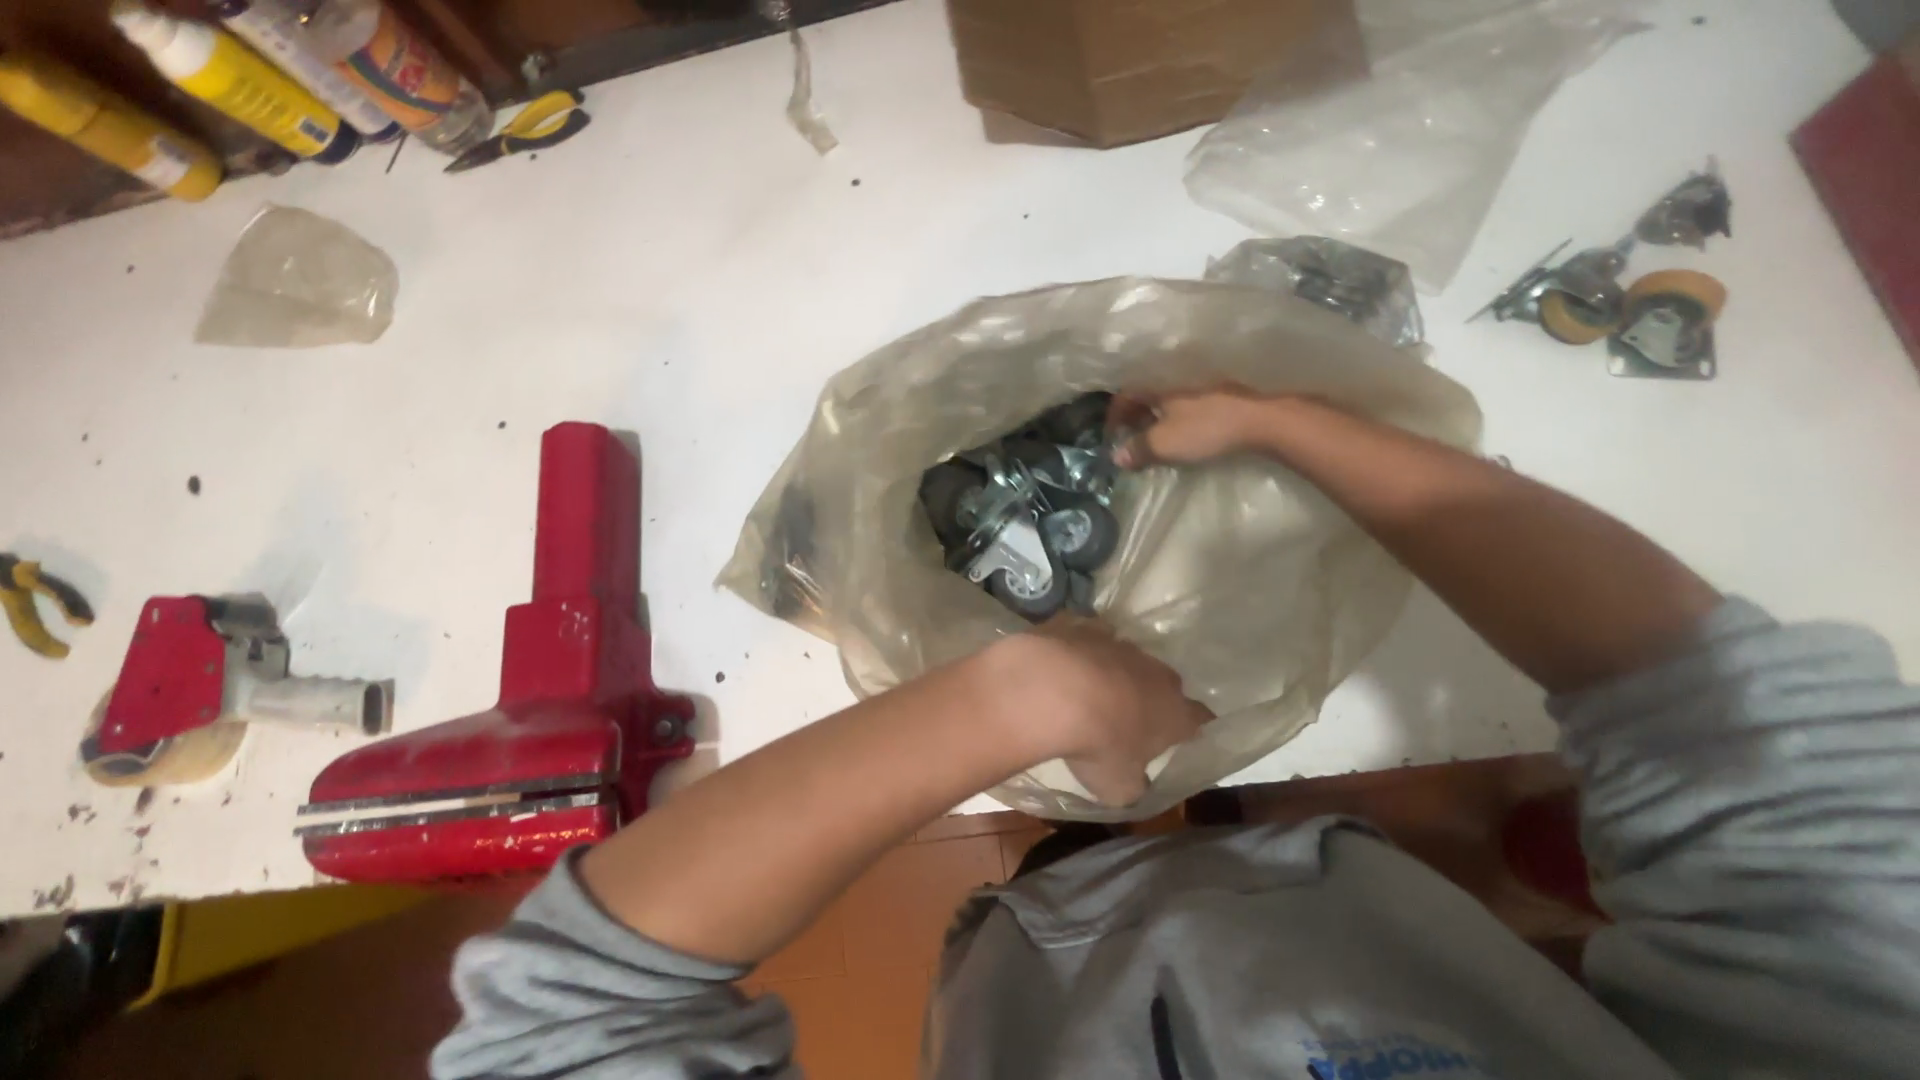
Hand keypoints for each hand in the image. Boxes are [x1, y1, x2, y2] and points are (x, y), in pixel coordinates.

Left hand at [987, 618, 1212, 806]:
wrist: (1051, 690)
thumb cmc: (1097, 746)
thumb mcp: (1118, 787)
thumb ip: (1132, 785)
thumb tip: (1133, 785)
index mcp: (1174, 712)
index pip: (1200, 719)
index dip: (1192, 728)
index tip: (1183, 736)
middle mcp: (1154, 672)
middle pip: (1163, 683)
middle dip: (1150, 697)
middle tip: (1128, 718)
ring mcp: (1118, 643)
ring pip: (1124, 657)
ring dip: (1111, 672)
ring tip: (1087, 692)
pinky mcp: (1082, 626)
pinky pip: (1085, 638)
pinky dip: (1077, 651)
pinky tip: (1058, 665)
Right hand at [1107, 384, 1292, 468]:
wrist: (1262, 419)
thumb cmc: (1206, 428)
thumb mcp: (1164, 443)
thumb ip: (1137, 449)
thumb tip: (1116, 457)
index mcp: (1158, 384)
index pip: (1125, 394)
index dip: (1114, 415)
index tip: (1111, 436)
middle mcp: (1175, 378)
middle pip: (1146, 393)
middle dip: (1135, 415)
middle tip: (1131, 437)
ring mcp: (1200, 383)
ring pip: (1167, 398)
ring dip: (1157, 416)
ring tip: (1156, 438)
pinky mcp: (1220, 393)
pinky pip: (1187, 402)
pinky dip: (1177, 416)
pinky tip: (1183, 432)